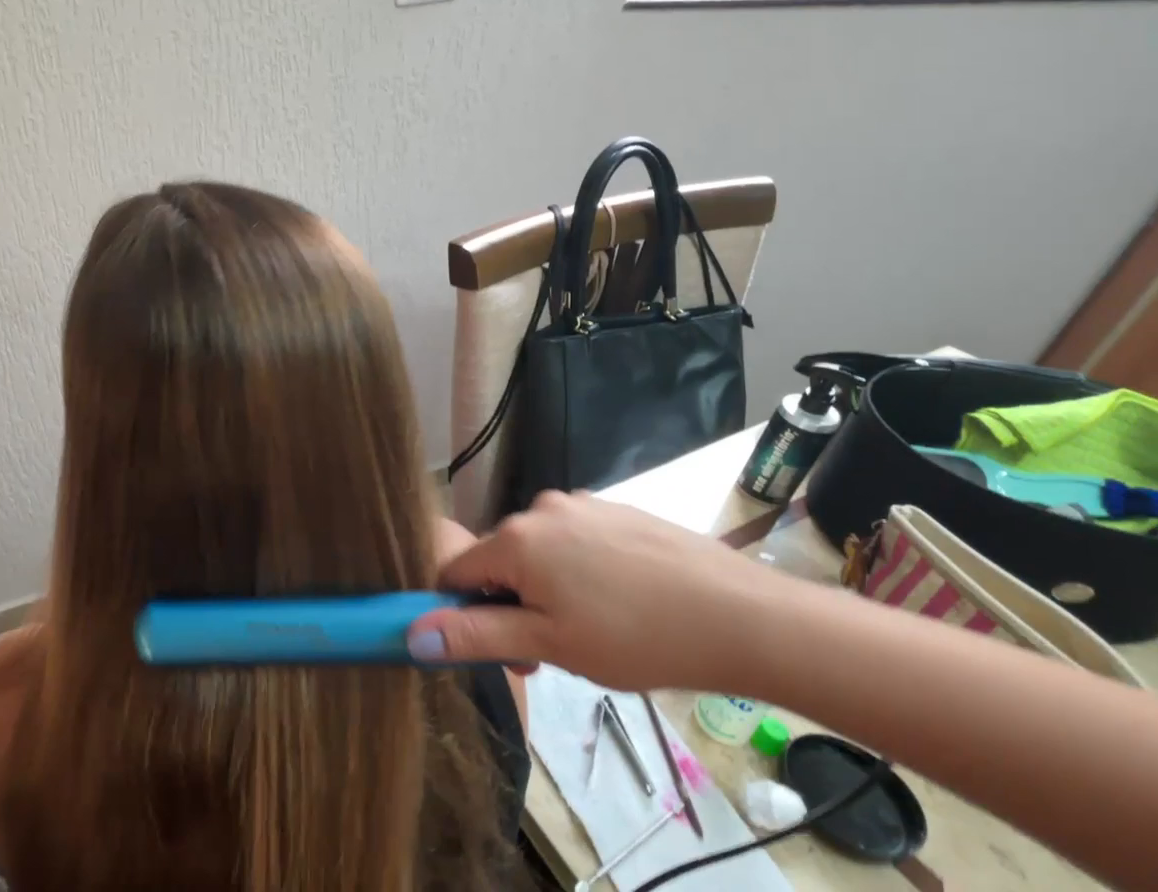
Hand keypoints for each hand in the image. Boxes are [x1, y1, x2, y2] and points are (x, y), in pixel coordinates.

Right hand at [407, 491, 791, 692]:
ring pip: (539, 553)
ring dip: (546, 591)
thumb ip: (476, 635)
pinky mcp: (620, 511)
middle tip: (554, 653)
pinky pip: (577, 543)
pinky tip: (623, 605)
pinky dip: (581, 573)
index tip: (506, 651)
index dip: (466, 614)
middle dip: (512, 605)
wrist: (745, 617)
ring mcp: (585, 505)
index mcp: (515, 538)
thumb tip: (411, 633)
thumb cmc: (636, 637)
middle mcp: (542, 508)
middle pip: (499, 561)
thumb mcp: (547, 645)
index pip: (455, 572)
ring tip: (594, 632)